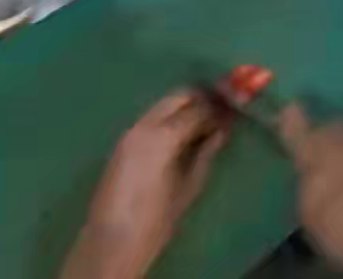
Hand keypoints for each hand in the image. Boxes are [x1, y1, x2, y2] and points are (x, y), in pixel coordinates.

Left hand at [61, 89, 231, 278]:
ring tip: (204, 121)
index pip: (199, 108)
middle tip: (221, 109)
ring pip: (165, 102)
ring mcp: (131, 129)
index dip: (219, 107)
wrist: (108, 248)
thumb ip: (206, 152)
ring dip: (186, 105)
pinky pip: (153, 115)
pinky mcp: (124, 140)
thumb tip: (224, 128)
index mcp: (163, 136)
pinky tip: (182, 132)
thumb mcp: (188, 189)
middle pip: (180, 95)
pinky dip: (171, 115)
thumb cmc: (154, 224)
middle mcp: (145, 124)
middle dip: (203, 97)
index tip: (234, 110)